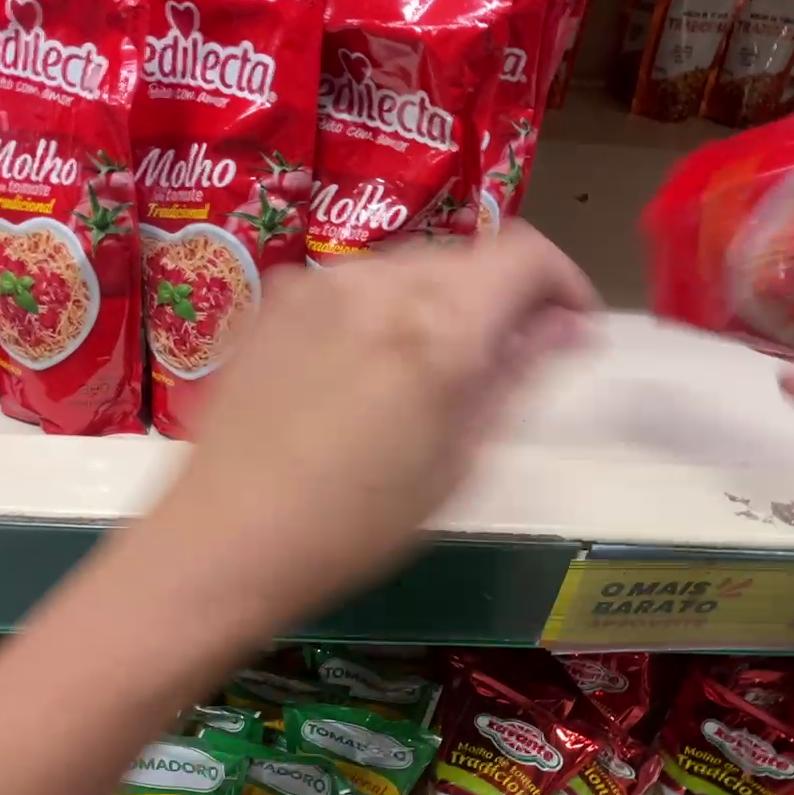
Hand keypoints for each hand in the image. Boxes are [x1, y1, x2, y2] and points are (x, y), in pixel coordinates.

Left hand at [145, 224, 596, 623]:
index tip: (569, 331)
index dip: (562, 284)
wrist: (224, 541)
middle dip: (500, 300)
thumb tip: (565, 328)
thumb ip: (513, 380)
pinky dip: (383, 312)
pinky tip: (364, 370)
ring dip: (440, 304)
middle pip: (466, 258)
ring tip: (428, 373)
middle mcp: (378, 281)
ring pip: (408, 268)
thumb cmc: (354, 528)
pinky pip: (353, 285)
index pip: (525, 253)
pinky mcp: (274, 300)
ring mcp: (317, 283)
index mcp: (438, 324)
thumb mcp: (456, 465)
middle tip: (501, 364)